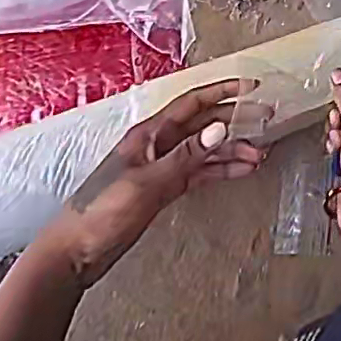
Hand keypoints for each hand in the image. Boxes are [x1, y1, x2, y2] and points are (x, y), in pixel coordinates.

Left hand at [56, 79, 266, 285]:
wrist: (73, 253)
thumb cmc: (103, 211)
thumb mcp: (148, 182)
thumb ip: (186, 155)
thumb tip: (222, 128)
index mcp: (150, 133)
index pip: (193, 103)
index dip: (223, 91)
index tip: (252, 87)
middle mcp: (159, 144)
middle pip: (204, 124)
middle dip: (236, 121)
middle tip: (267, 122)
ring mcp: (163, 166)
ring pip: (205, 149)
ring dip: (232, 150)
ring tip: (260, 155)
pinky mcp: (165, 188)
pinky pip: (199, 172)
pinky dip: (220, 170)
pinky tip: (242, 170)